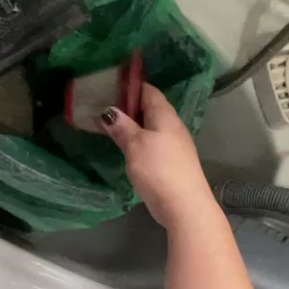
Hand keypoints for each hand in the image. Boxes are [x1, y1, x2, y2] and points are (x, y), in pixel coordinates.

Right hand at [100, 87, 208, 228]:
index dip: (131, 85)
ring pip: (151, 125)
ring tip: (111, 125)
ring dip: (134, 123)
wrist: (183, 204)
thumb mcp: (135, 145)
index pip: (149, 91)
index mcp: (165, 115)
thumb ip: (122, 127)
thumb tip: (109, 110)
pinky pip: (152, 141)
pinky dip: (138, 138)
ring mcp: (174, 144)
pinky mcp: (171, 161)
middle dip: (130, 105)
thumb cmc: (158, 169)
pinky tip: (127, 146)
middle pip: (150, 108)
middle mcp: (172, 126)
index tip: (110, 84)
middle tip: (105, 105)